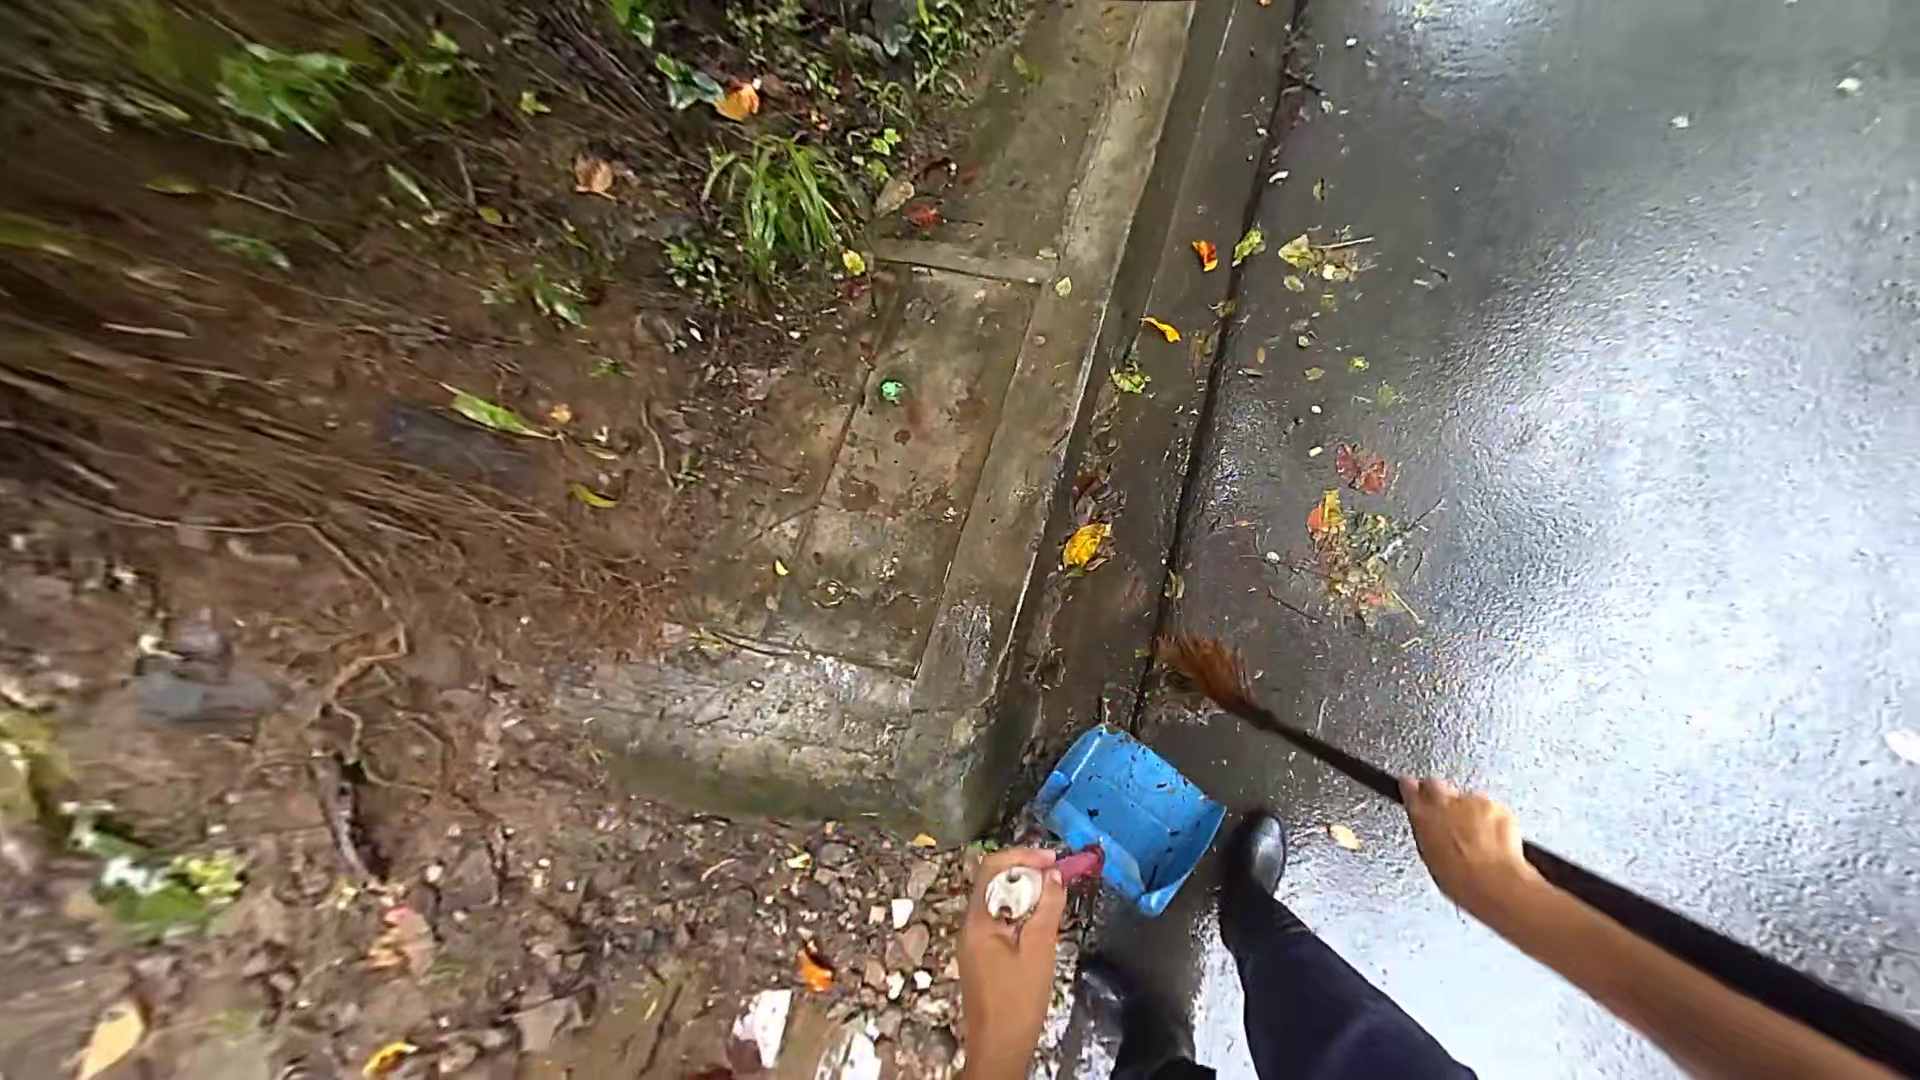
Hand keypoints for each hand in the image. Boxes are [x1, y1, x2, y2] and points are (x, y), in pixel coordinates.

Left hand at [958, 847, 1065, 1078]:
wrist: (998, 1052)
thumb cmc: (1018, 1002)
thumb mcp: (1039, 951)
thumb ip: (1047, 908)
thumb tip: (1055, 873)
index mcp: (977, 918)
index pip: (992, 867)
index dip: (1022, 856)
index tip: (1051, 859)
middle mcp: (970, 922)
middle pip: (993, 879)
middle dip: (1024, 869)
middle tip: (1054, 872)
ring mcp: (973, 937)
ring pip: (996, 897)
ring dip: (1023, 888)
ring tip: (1051, 889)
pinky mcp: (981, 951)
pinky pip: (998, 915)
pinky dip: (1018, 908)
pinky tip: (1038, 916)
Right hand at [1401, 777, 1547, 918]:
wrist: (1497, 884)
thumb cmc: (1462, 879)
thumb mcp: (1429, 856)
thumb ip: (1425, 831)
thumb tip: (1428, 828)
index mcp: (1419, 813)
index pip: (1408, 786)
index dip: (1411, 788)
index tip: (1413, 789)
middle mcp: (1442, 802)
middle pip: (1435, 783)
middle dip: (1439, 793)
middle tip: (1448, 811)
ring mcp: (1470, 803)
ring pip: (1466, 797)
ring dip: (1470, 809)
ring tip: (1479, 834)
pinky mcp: (1497, 808)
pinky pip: (1493, 808)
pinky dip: (1494, 819)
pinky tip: (1496, 838)